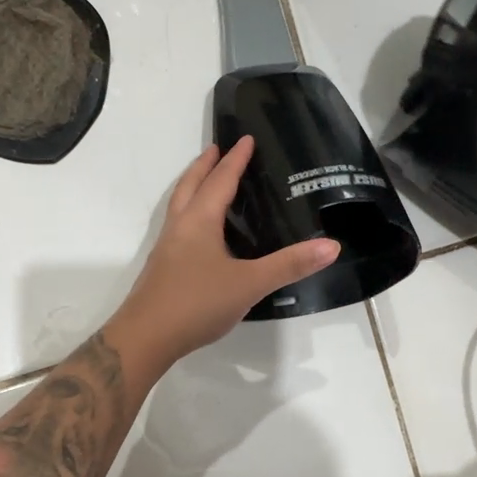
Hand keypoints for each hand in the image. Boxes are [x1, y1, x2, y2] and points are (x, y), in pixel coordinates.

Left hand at [105, 137, 339, 367]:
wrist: (145, 338)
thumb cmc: (196, 303)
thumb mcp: (249, 284)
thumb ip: (288, 265)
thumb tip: (331, 246)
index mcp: (199, 221)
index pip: (220, 181)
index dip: (235, 160)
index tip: (246, 139)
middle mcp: (179, 228)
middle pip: (189, 186)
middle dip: (204, 166)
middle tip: (216, 150)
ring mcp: (166, 250)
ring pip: (179, 208)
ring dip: (192, 190)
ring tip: (206, 185)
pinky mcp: (162, 270)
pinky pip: (177, 230)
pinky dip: (189, 217)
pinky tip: (200, 237)